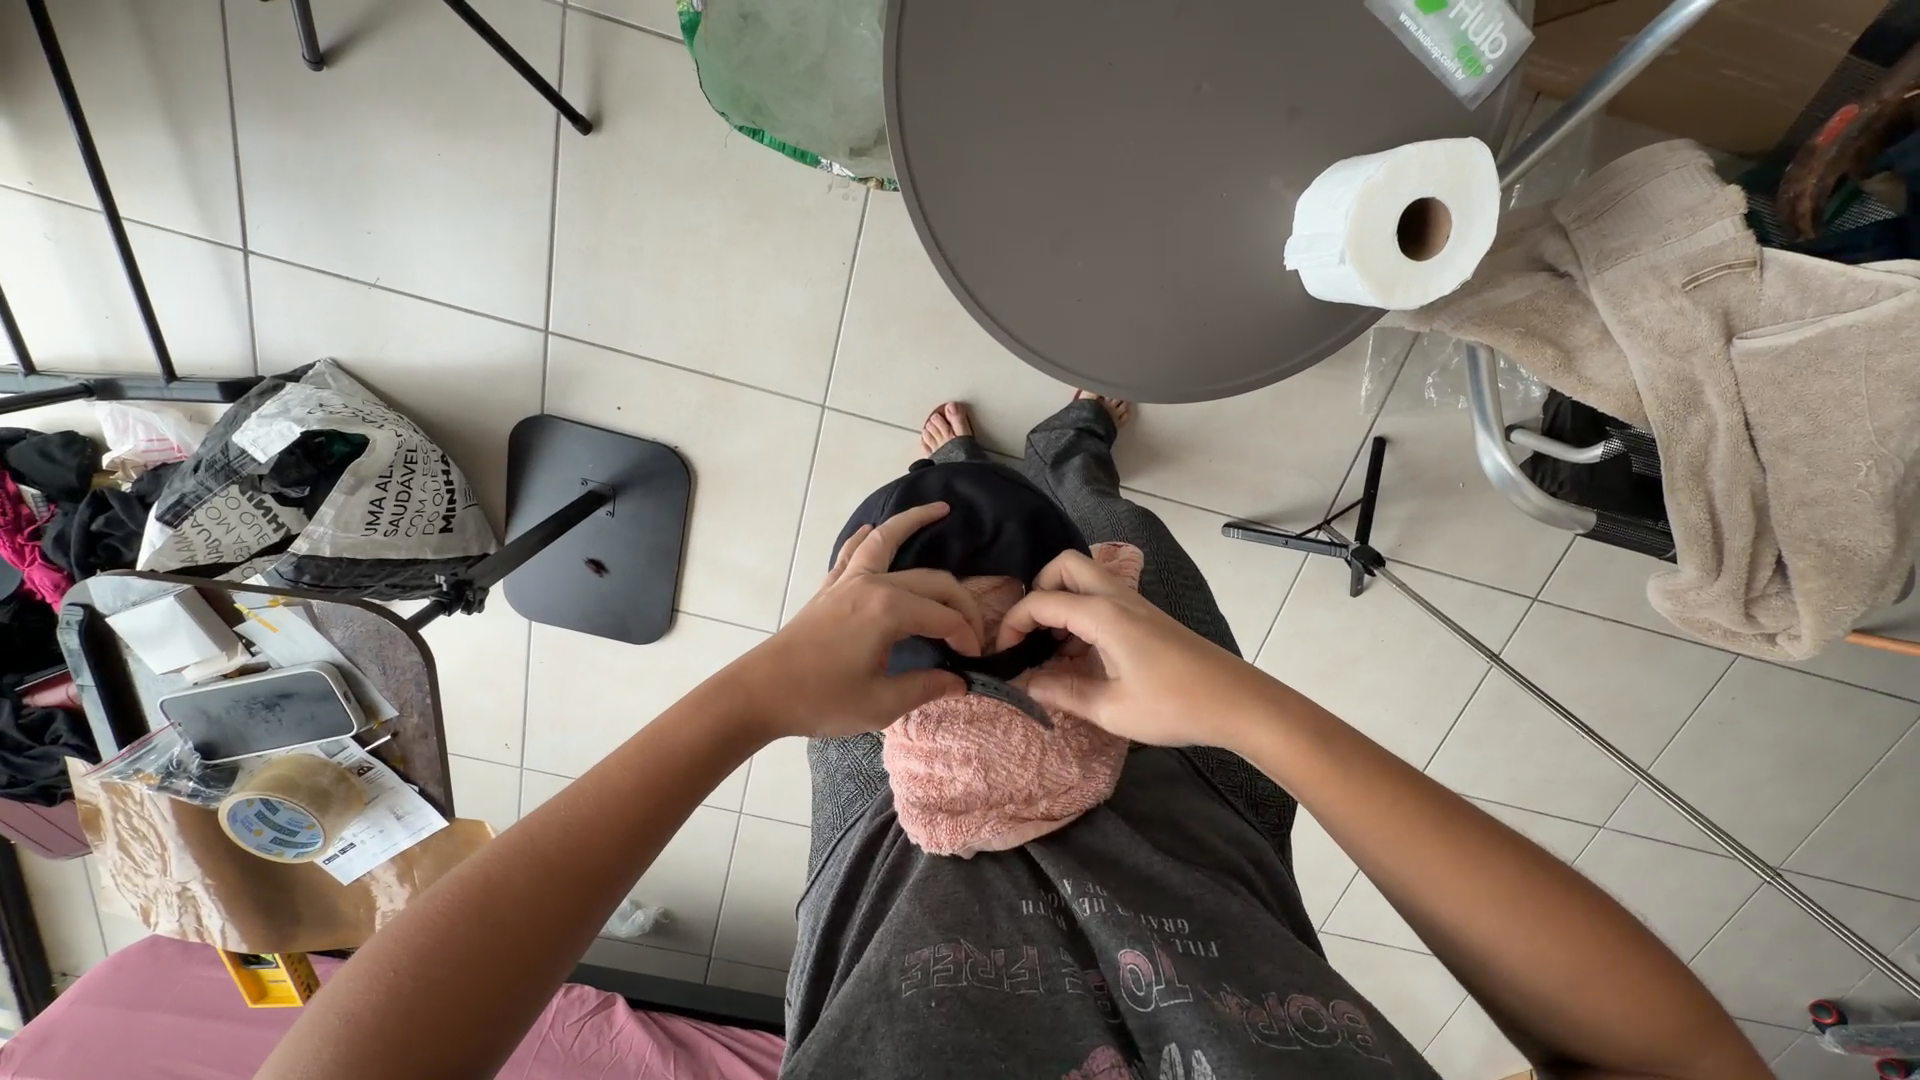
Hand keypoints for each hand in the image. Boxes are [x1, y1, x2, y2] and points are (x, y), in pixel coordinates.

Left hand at [734, 503, 984, 739]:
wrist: (759, 693)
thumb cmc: (820, 700)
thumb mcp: (881, 704)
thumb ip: (926, 688)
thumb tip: (960, 682)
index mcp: (889, 612)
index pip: (946, 618)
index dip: (967, 638)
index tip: (974, 664)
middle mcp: (872, 586)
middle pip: (932, 582)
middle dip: (961, 603)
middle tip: (975, 631)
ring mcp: (847, 582)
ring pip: (887, 541)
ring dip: (913, 522)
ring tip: (939, 509)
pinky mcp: (829, 589)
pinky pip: (852, 553)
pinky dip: (866, 538)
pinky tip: (871, 529)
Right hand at [994, 550, 1283, 749]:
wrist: (1239, 702)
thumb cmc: (1175, 706)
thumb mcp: (1111, 709)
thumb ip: (1062, 692)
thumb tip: (1025, 684)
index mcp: (1104, 614)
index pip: (1042, 601)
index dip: (1013, 625)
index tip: (1002, 656)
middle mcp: (1117, 597)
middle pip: (1065, 565)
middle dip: (1038, 591)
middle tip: (1032, 634)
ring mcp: (1135, 604)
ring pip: (1085, 578)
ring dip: (1061, 603)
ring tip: (1054, 653)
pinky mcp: (1147, 617)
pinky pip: (1103, 598)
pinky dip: (1082, 614)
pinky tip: (1083, 656)